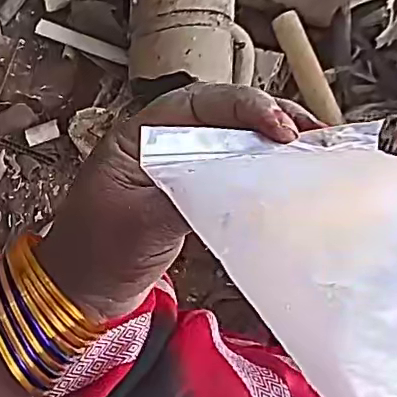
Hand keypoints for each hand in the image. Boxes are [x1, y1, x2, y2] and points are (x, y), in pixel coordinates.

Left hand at [38, 83, 322, 319]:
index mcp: (134, 138)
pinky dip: (258, 174)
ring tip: (315, 152)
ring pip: (227, 144)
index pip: (193, 103)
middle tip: (315, 135)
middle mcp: (155, 146)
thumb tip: (247, 183)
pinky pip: (226, 175)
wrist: (81, 292)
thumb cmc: (96, 253)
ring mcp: (171, 171)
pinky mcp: (184, 197)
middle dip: (269, 119)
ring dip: (268, 146)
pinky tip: (288, 180)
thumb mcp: (142, 223)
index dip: (242, 107)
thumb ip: (189, 197)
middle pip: (219, 117)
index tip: (280, 128)